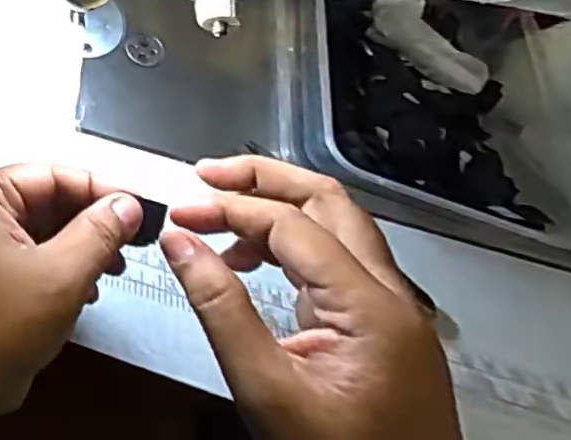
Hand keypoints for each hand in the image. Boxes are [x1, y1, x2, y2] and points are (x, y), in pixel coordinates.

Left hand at [0, 164, 143, 437]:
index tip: (140, 208)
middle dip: (93, 222)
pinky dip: (68, 268)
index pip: (55, 176)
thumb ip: (98, 233)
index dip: (100, 189)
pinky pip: (41, 255)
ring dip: (84, 247)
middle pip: (53, 201)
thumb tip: (129, 203)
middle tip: (134, 242)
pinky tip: (91, 288)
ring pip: (51, 229)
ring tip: (115, 268)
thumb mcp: (58, 274)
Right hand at [162, 156, 460, 439]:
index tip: (182, 214)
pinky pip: (333, 256)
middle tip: (209, 176)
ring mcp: (391, 309)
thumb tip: (179, 241)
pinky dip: (288, 241)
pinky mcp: (380, 325)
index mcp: (372, 307)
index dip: (229, 208)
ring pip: (333, 221)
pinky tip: (251, 259)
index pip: (290, 223)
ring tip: (221, 216)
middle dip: (262, 178)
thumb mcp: (269, 394)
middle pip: (326, 198)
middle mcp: (391, 294)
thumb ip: (221, 309)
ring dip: (276, 205)